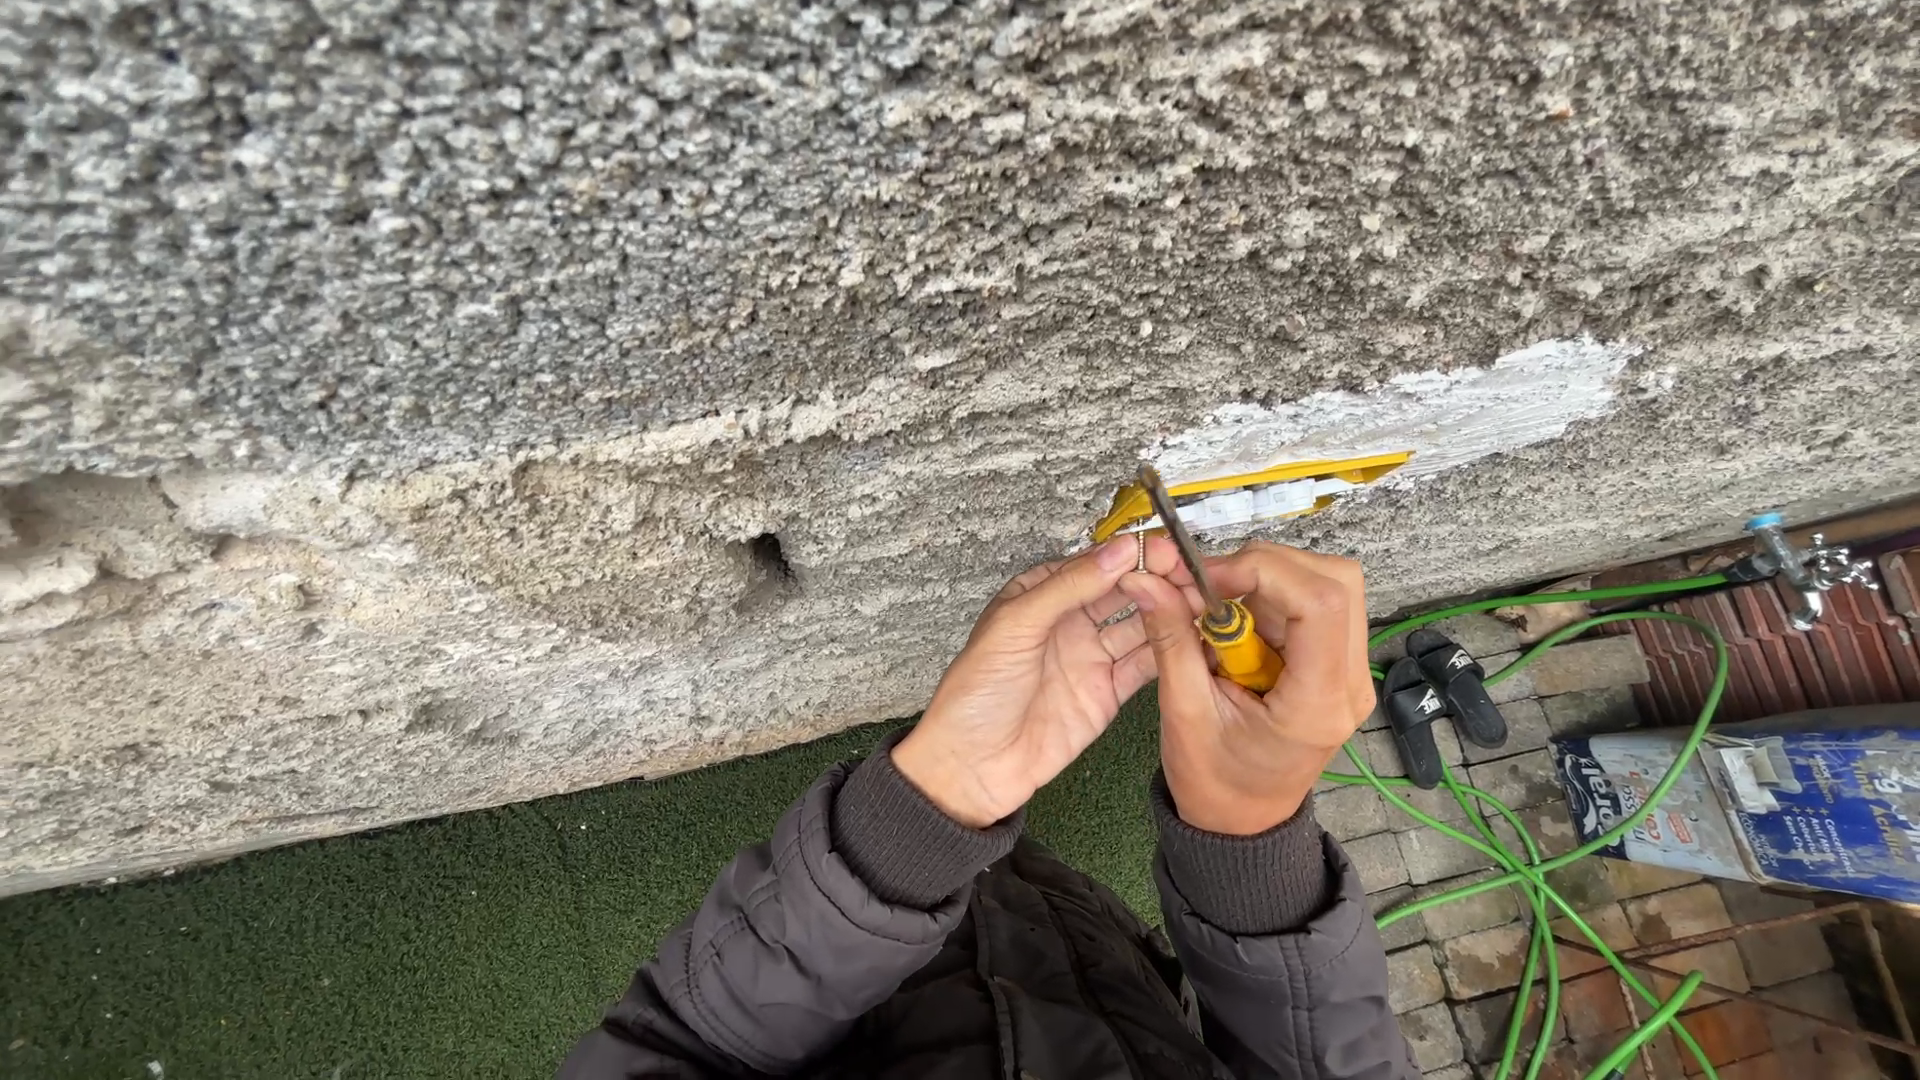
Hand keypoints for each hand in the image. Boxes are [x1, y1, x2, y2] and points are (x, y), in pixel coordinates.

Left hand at [892, 535, 1194, 827]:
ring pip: (1140, 625)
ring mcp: (1090, 656)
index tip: (1166, 549)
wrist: (974, 765)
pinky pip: (1144, 665)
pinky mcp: (1107, 692)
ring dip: (1169, 613)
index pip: (1094, 565)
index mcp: (1040, 594)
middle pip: (1122, 591)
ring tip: (1202, 602)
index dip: (1130, 555)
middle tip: (1193, 575)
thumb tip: (1117, 551)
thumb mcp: (1015, 626)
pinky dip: (1169, 652)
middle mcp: (1068, 621)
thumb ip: (1068, 588)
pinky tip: (1193, 640)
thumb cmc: (976, 691)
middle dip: (1157, 580)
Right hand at [1117, 541, 1372, 835]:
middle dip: (1264, 567)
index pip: (1320, 601)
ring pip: (1325, 583)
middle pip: (1334, 580)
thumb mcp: (1182, 711)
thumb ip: (1170, 639)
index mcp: (1317, 702)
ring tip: (1214, 607)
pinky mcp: (1331, 663)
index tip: (1203, 581)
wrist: (1241, 821)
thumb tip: (1145, 578)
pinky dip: (1264, 595)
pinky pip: (1309, 602)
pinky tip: (1230, 622)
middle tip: (1207, 587)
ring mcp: (1347, 671)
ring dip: (1263, 579)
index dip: (1260, 571)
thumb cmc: (1213, 779)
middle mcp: (1348, 680)